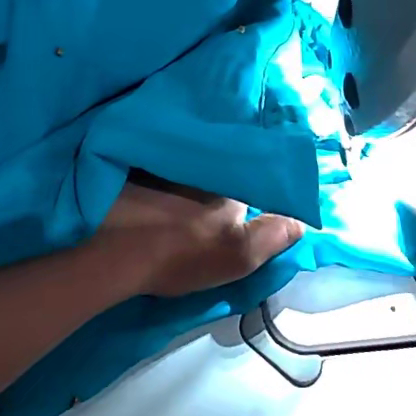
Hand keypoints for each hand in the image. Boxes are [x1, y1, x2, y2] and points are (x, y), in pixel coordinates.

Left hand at [94, 175, 304, 297]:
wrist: (114, 253)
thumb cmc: (181, 253)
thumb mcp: (238, 255)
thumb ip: (274, 235)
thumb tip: (301, 219)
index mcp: (229, 179)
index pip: (252, 172)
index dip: (257, 178)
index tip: (258, 187)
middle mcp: (200, 163)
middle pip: (221, 163)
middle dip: (227, 167)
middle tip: (222, 179)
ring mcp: (165, 164)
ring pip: (190, 160)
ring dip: (195, 164)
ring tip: (195, 169)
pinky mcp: (135, 170)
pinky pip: (160, 160)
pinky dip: (166, 165)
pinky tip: (160, 178)